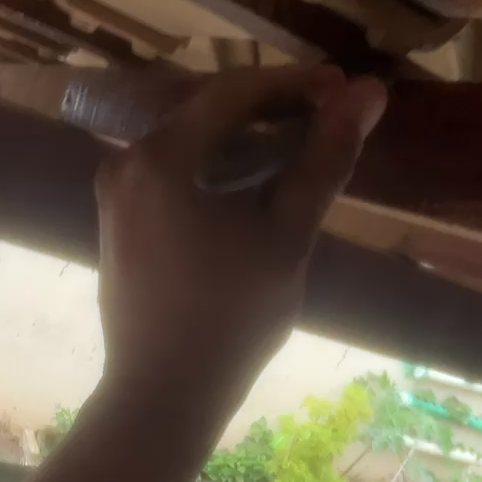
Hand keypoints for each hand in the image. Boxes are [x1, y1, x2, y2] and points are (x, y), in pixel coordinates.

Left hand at [94, 66, 386, 418]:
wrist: (163, 395)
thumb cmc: (230, 322)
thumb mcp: (286, 240)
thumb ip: (322, 163)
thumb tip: (367, 93)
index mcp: (161, 159)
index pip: (233, 93)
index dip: (293, 86)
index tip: (341, 90)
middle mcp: (125, 166)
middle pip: (204, 115)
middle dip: (265, 113)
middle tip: (322, 122)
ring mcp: (114, 199)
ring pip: (186, 148)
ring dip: (238, 145)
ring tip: (292, 156)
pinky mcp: (117, 228)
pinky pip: (168, 179)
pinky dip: (210, 175)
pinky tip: (245, 194)